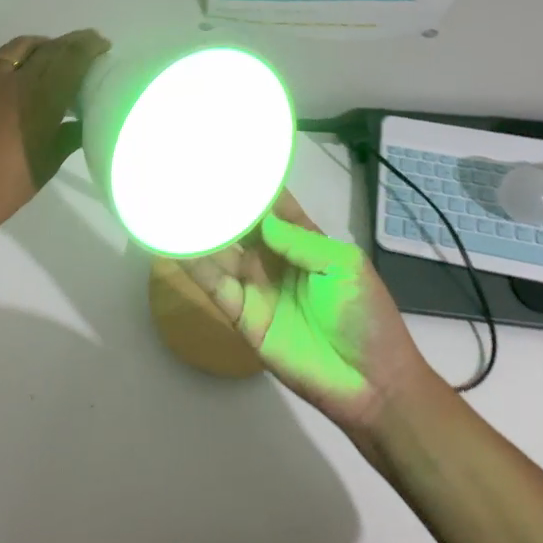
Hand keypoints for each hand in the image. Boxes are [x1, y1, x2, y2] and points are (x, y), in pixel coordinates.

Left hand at [0, 29, 111, 244]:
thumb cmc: (8, 186)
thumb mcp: (49, 161)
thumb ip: (70, 134)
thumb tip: (86, 120)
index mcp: (40, 98)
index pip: (69, 58)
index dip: (88, 46)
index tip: (102, 44)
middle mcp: (13, 80)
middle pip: (47, 49)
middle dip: (69, 44)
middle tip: (85, 48)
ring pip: (19, 48)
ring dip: (42, 46)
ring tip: (53, 54)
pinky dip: (14, 54)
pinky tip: (18, 65)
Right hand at [181, 190, 437, 434]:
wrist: (371, 383)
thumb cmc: (366, 316)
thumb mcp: (344, 266)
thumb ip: (301, 240)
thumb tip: (261, 219)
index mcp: (304, 241)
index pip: (272, 205)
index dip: (252, 185)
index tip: (224, 159)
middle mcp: (273, 258)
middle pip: (239, 225)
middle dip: (218, 204)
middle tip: (186, 176)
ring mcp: (255, 286)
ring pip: (220, 251)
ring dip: (199, 230)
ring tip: (171, 203)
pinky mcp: (242, 315)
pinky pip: (214, 286)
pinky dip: (193, 267)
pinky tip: (174, 245)